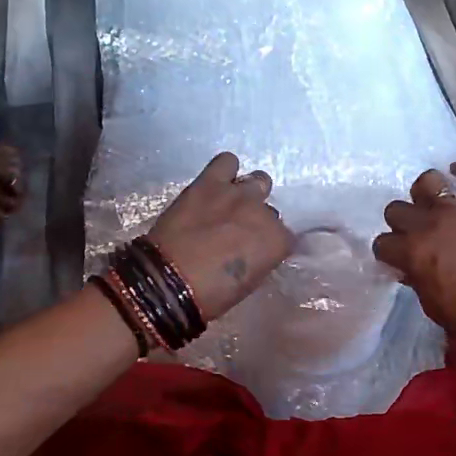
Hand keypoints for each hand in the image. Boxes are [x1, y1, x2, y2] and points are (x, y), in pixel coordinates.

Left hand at [147, 153, 292, 317]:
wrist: (168, 281)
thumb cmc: (211, 295)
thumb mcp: (249, 282)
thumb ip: (260, 258)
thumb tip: (257, 249)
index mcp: (276, 242)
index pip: (286, 236)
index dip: (270, 244)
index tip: (257, 252)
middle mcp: (262, 213)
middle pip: (270, 209)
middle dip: (258, 219)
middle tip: (239, 231)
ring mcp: (237, 194)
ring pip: (258, 180)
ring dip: (248, 193)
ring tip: (230, 206)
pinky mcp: (209, 182)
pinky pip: (227, 161)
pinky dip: (225, 171)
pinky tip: (216, 185)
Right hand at [372, 158, 455, 338]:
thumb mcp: (430, 304)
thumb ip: (415, 278)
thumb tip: (408, 266)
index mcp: (413, 252)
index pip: (382, 243)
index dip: (386, 253)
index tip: (395, 260)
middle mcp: (430, 224)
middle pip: (396, 209)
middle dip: (399, 224)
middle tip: (412, 235)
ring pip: (428, 182)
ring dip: (425, 193)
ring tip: (431, 205)